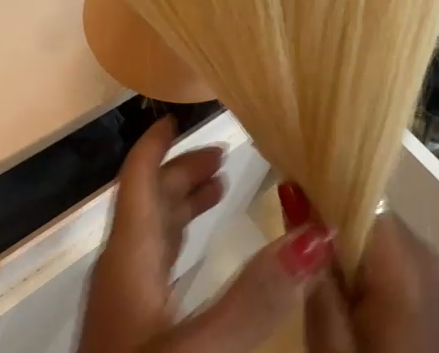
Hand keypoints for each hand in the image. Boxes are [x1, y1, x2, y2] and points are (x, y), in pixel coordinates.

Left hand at [80, 118, 336, 352]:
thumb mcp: (204, 345)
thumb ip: (258, 295)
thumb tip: (316, 232)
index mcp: (128, 260)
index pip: (138, 180)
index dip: (157, 143)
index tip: (181, 110)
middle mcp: (122, 273)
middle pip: (150, 203)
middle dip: (184, 172)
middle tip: (227, 153)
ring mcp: (125, 305)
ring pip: (154, 236)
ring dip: (184, 206)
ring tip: (222, 188)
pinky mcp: (134, 331)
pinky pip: (158, 267)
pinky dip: (183, 244)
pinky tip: (202, 256)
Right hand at [279, 184, 438, 352]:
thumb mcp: (330, 343)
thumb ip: (312, 268)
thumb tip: (294, 195)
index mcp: (406, 265)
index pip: (358, 197)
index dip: (320, 194)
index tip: (285, 200)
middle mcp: (429, 256)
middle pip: (368, 214)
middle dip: (330, 223)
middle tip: (293, 249)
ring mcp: (438, 275)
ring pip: (378, 234)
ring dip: (346, 245)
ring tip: (315, 275)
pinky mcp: (438, 294)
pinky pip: (394, 258)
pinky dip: (366, 264)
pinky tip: (345, 294)